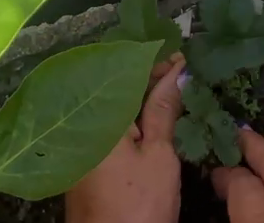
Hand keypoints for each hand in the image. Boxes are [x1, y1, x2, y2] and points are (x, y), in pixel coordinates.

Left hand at [64, 54, 186, 222]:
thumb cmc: (138, 206)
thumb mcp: (159, 156)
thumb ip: (164, 110)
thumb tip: (177, 71)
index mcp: (101, 115)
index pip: (130, 73)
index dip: (157, 63)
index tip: (182, 57)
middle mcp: (85, 122)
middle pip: (118, 86)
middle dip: (147, 76)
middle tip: (179, 71)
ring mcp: (81, 142)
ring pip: (112, 105)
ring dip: (138, 95)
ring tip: (168, 89)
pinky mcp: (83, 161)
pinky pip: (106, 124)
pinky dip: (127, 116)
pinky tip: (147, 117)